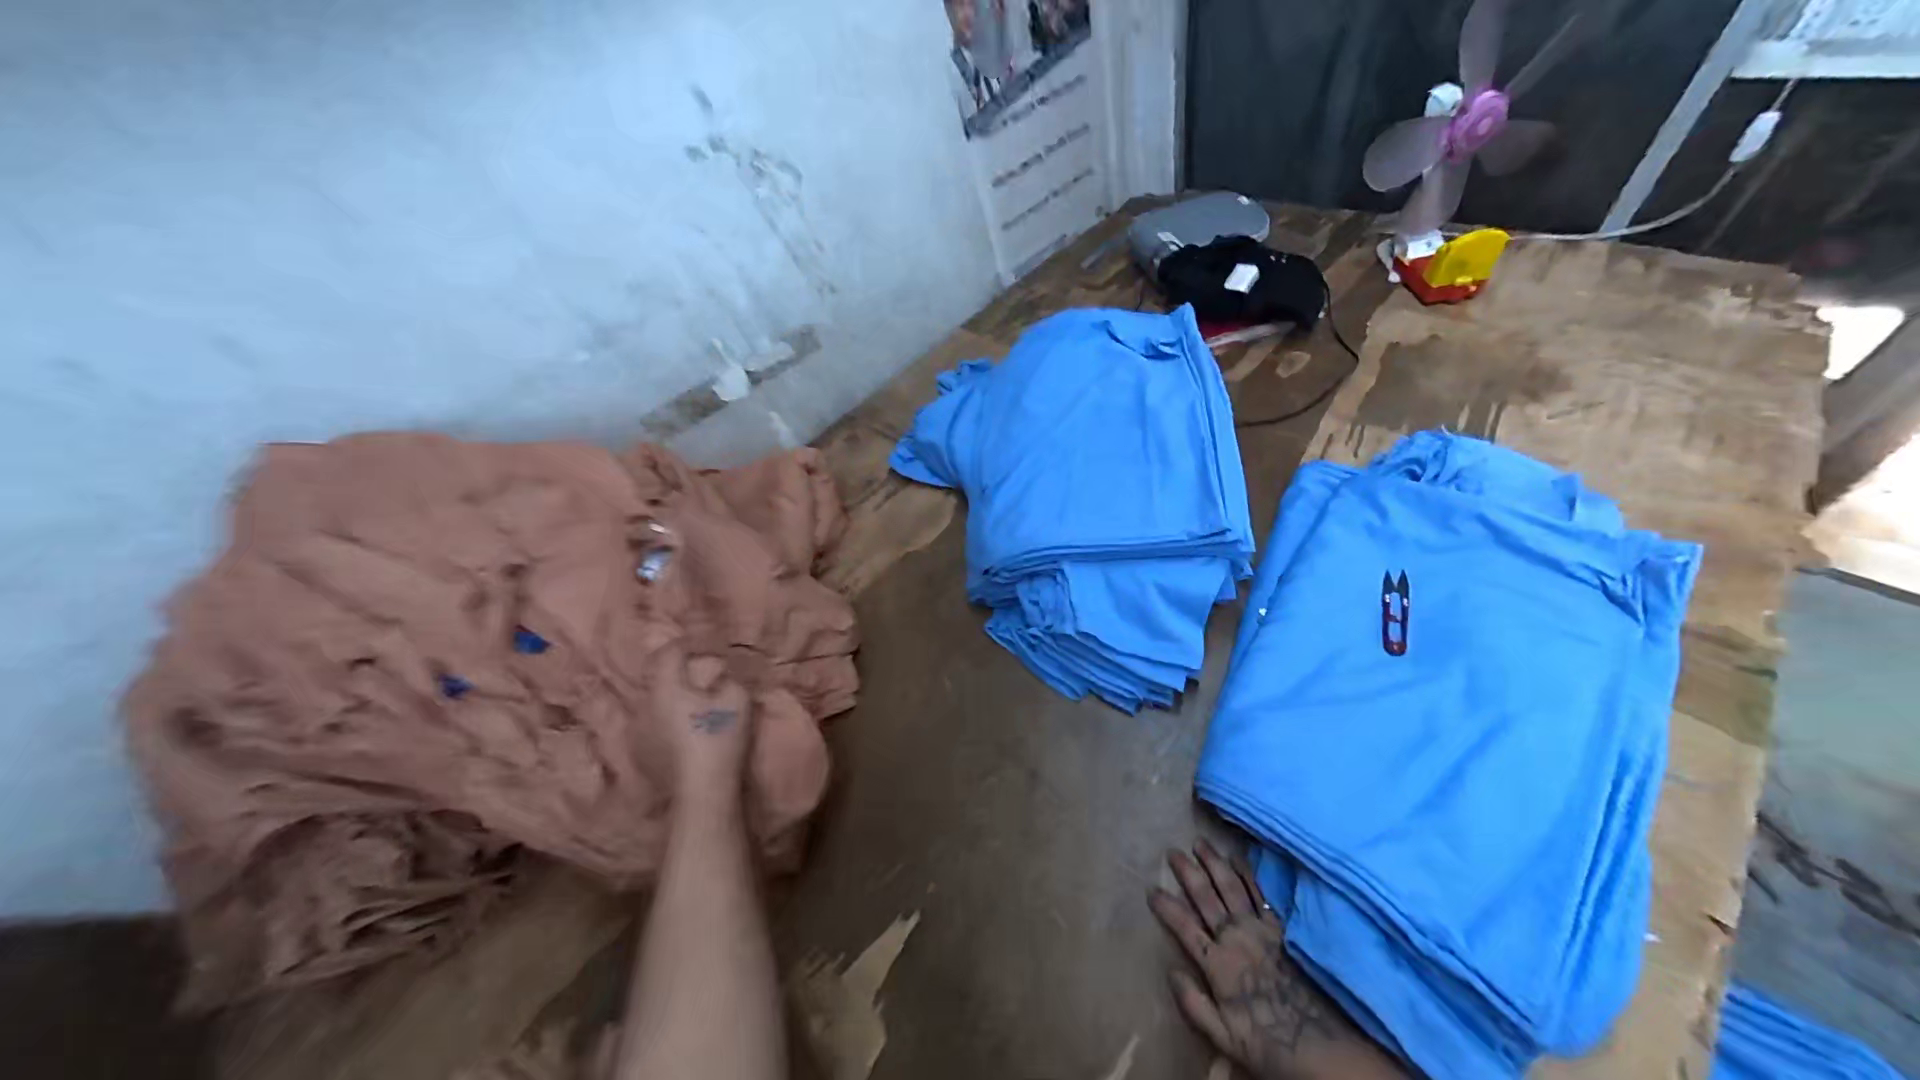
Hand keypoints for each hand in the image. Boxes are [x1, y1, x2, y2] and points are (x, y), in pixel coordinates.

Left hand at [643, 645, 753, 805]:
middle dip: (678, 673)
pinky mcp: (640, 756)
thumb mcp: (737, 700)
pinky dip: (665, 723)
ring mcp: (637, 733)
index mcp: (664, 688)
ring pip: (653, 704)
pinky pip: (651, 727)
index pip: (669, 652)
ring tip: (692, 707)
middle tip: (702, 676)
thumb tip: (718, 675)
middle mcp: (643, 706)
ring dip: (670, 700)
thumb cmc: (719, 740)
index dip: (687, 644)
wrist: (702, 793)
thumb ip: (727, 678)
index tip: (705, 645)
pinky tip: (682, 733)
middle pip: (658, 678)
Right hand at [1148, 841, 1404, 1079]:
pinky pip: (1262, 894)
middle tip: (1173, 851)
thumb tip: (1171, 971)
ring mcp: (1260, 929)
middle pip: (1206, 897)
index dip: (1166, 906)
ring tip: (1200, 844)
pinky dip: (1249, 874)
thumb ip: (1194, 1004)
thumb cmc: (1269, 1044)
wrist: (1322, 1046)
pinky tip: (1239, 859)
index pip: (1183, 926)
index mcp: (1217, 963)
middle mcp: (1235, 937)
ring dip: (1214, 863)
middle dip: (1187, 872)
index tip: (1151, 888)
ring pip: (1231, 888)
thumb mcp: (1224, 1038)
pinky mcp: (1282, 929)